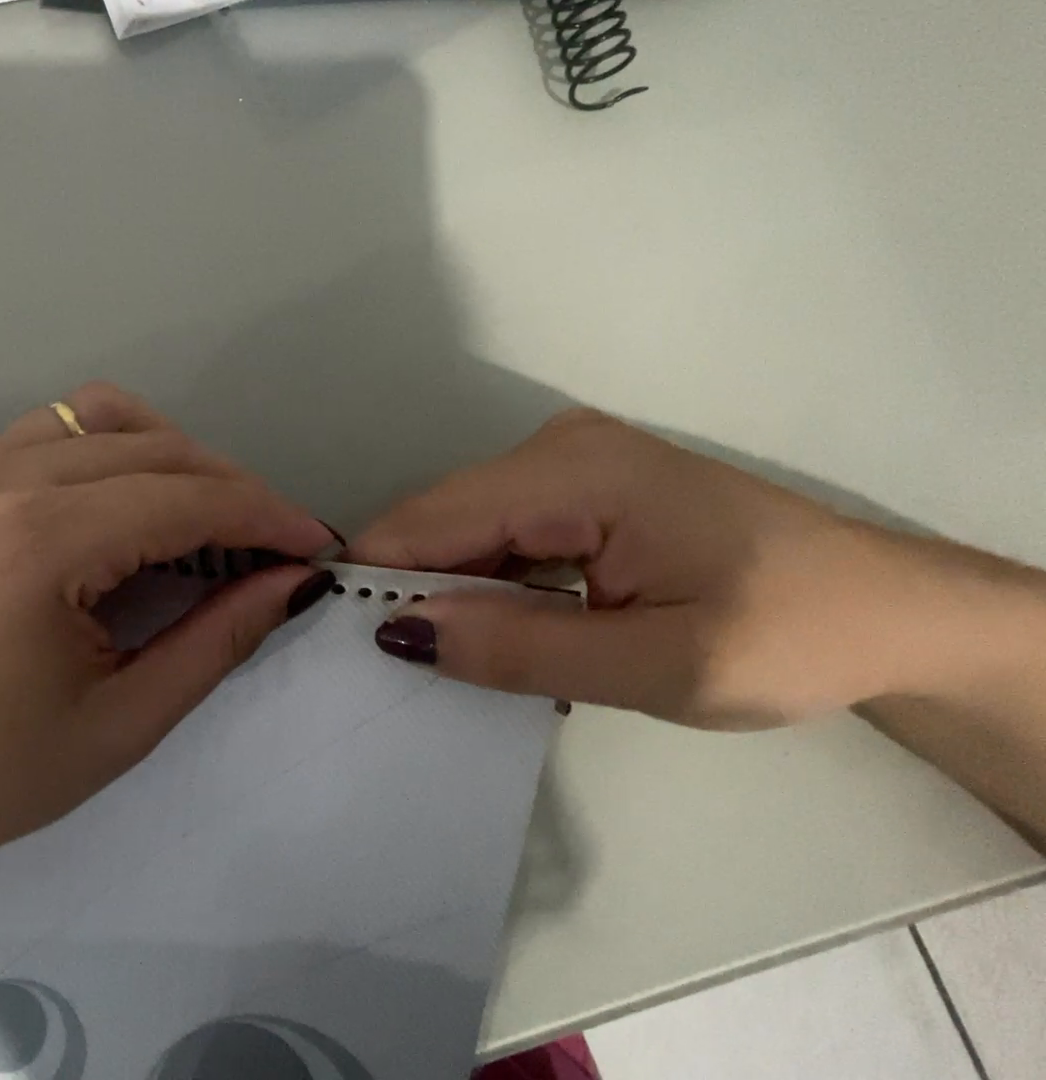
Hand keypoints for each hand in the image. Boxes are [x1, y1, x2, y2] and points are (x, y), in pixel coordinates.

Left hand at [0, 383, 333, 884]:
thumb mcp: (125, 720)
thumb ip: (217, 638)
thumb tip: (292, 580)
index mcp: (43, 543)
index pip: (185, 499)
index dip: (266, 517)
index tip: (317, 545)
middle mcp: (5, 484)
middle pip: (153, 449)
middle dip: (230, 487)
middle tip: (274, 545)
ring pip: (102, 418)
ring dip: (171, 454)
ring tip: (209, 516)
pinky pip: (53, 430)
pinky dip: (110, 446)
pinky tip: (133, 500)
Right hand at [350, 408, 1045, 729]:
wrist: (892, 616)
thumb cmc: (791, 637)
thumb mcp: (658, 666)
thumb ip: (522, 648)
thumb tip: (399, 632)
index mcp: (575, 472)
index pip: (427, 521)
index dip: (373, 581)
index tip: (339, 650)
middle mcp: (555, 448)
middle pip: (433, 522)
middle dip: (408, 591)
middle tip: (396, 674)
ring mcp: (563, 464)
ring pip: (456, 531)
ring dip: (446, 594)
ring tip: (454, 662)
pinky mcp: (572, 489)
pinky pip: (491, 536)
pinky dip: (481, 586)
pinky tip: (501, 632)